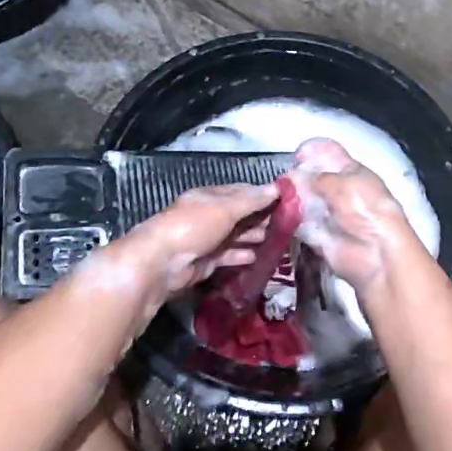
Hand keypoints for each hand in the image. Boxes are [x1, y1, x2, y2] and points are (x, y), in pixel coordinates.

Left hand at [72, 183, 277, 328]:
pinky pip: (228, 256)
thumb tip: (275, 188)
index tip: (285, 200)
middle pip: (239, 215)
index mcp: (208, 197)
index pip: (239, 192)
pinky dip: (243, 255)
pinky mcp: (205, 262)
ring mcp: (206, 240)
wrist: (163, 262)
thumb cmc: (193, 226)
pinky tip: (259, 257)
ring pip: (235, 236)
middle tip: (288, 224)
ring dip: (254, 237)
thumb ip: (250, 201)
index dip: (261, 195)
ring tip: (279, 241)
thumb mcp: (224, 208)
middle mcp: (207, 216)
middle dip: (260, 218)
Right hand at [291, 138, 419, 290]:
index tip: (296, 155)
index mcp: (351, 172)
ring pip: (301, 199)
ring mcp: (327, 213)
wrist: (375, 252)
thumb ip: (317, 176)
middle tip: (282, 181)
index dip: (312, 150)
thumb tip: (296, 177)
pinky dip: (289, 219)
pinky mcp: (317, 234)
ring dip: (290, 198)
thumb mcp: (343, 183)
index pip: (329, 153)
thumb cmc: (366, 209)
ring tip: (279, 198)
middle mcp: (339, 191)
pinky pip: (297, 223)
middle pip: (311, 177)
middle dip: (296, 176)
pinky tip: (281, 216)